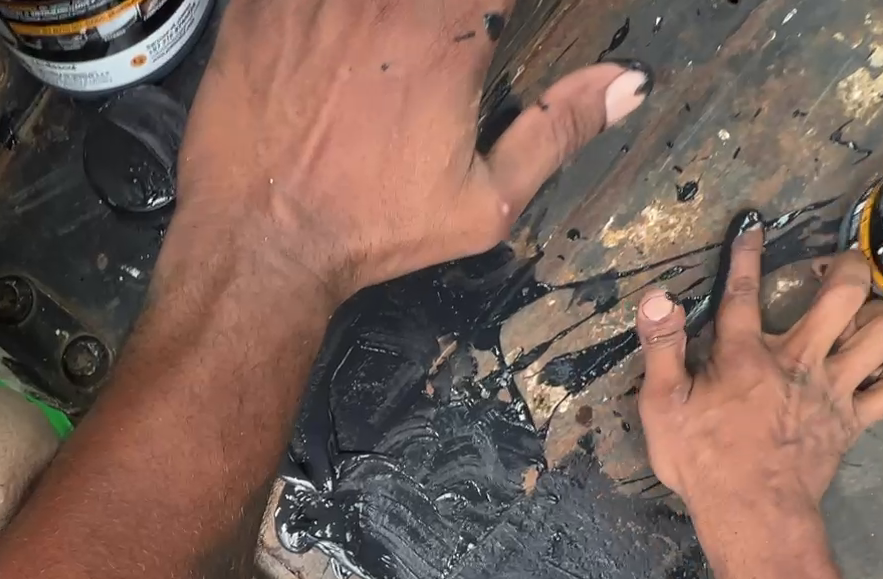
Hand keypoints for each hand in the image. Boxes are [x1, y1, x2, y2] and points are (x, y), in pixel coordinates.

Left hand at [174, 0, 650, 300]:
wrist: (262, 250)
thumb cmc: (369, 234)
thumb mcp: (481, 205)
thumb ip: (556, 134)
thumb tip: (627, 84)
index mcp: (454, 24)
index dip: (493, 6)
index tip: (486, 26)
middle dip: (443, 12)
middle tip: (435, 39)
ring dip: (376, 11)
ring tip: (377, 47)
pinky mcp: (254, 8)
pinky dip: (314, 11)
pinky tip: (326, 36)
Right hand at [635, 218, 882, 529]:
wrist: (749, 507)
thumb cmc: (698, 456)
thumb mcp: (661, 403)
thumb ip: (662, 348)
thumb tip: (656, 298)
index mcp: (745, 356)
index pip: (743, 294)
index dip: (746, 257)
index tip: (753, 228)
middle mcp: (798, 360)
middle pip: (845, 294)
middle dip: (847, 270)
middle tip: (834, 272)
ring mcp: (834, 390)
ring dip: (880, 322)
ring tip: (858, 328)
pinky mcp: (855, 421)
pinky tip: (876, 378)